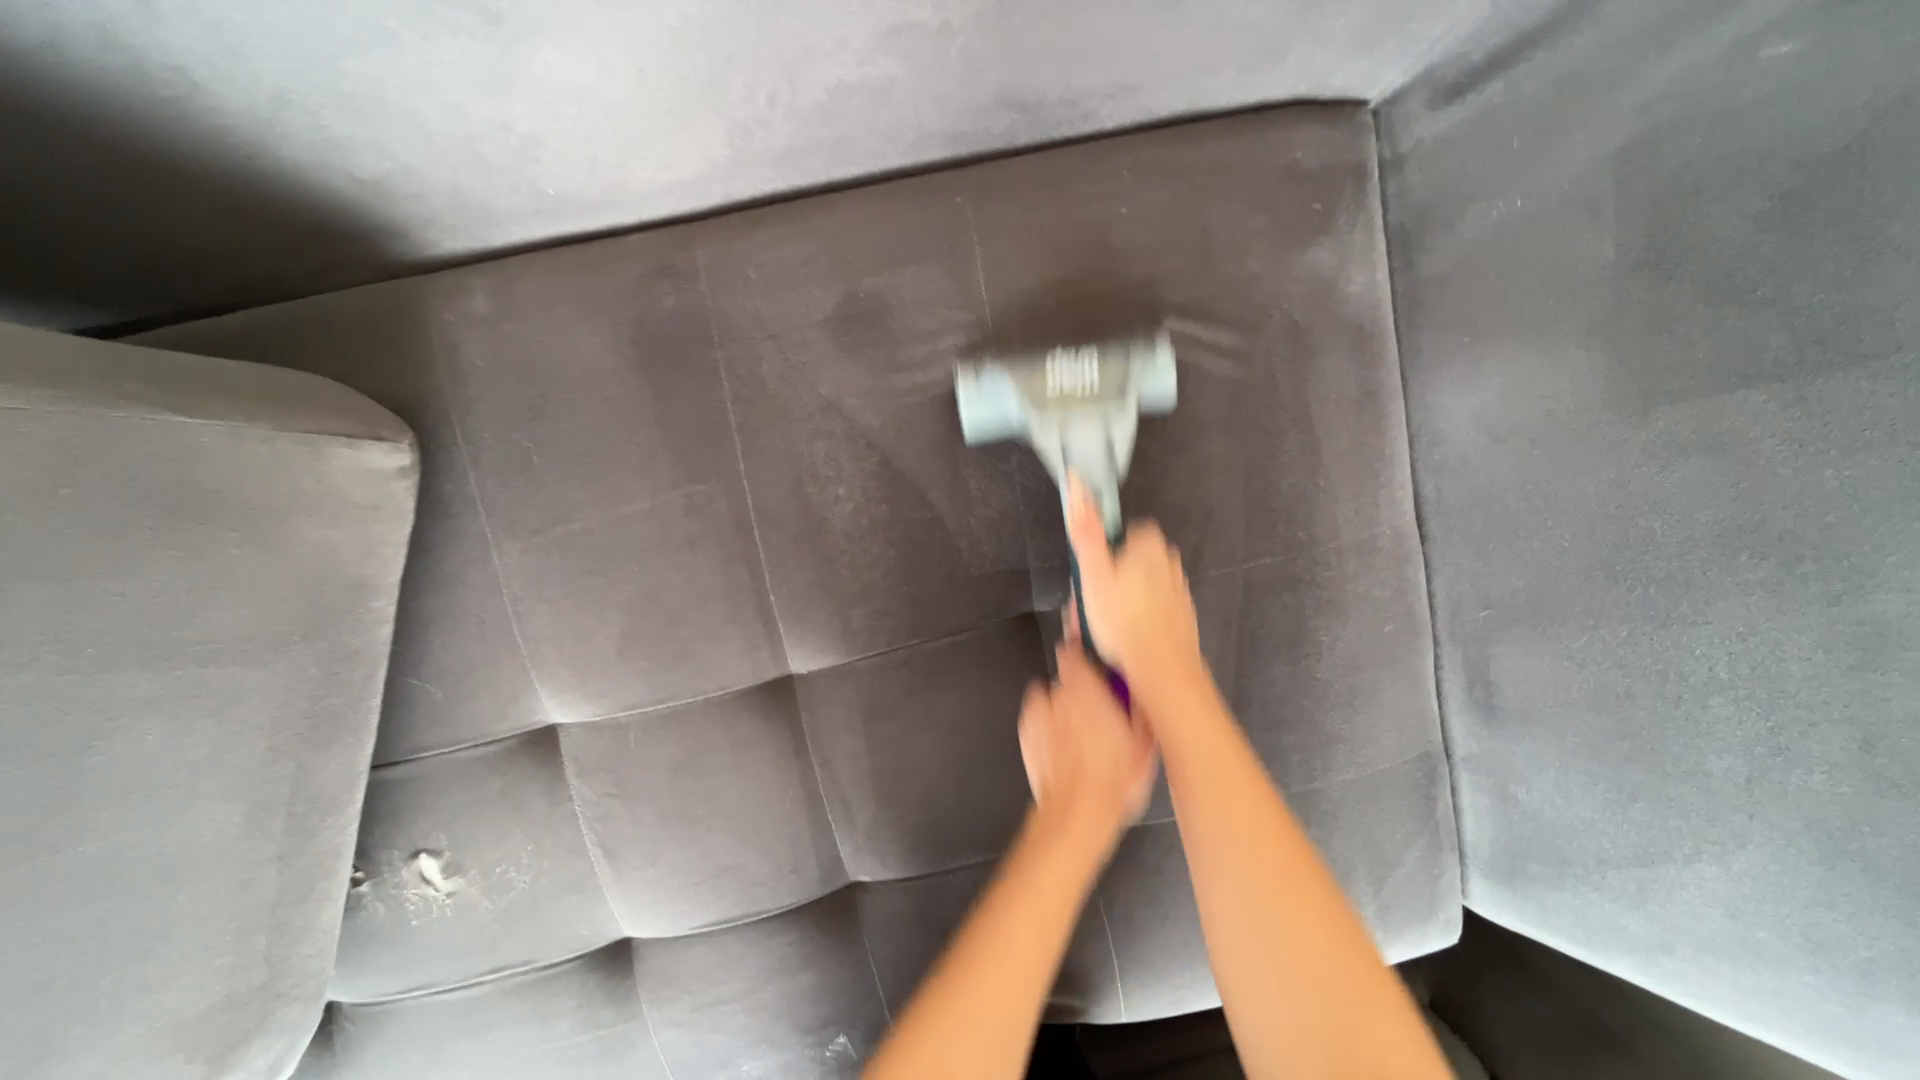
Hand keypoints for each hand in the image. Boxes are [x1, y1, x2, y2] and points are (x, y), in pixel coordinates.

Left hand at [1018, 643, 1158, 841]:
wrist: (1076, 811)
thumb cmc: (1113, 781)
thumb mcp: (1144, 748)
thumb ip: (1142, 715)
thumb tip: (1146, 700)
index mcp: (1093, 689)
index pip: (1077, 651)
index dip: (1082, 650)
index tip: (1086, 649)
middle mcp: (1063, 692)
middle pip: (1069, 676)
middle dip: (1081, 688)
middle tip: (1098, 711)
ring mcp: (1040, 709)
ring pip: (1052, 694)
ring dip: (1062, 704)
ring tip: (1078, 731)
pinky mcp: (1026, 728)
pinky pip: (1036, 712)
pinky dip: (1045, 719)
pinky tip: (1059, 741)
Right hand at [1065, 475, 1202, 684]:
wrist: (1162, 669)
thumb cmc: (1125, 622)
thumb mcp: (1092, 574)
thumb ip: (1085, 529)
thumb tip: (1076, 483)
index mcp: (1149, 543)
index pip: (1118, 535)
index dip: (1100, 556)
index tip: (1090, 576)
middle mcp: (1168, 561)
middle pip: (1126, 563)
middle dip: (1106, 583)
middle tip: (1091, 607)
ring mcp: (1177, 589)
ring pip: (1136, 589)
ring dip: (1117, 605)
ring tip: (1103, 630)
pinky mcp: (1180, 616)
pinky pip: (1150, 611)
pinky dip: (1136, 621)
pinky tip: (1124, 640)